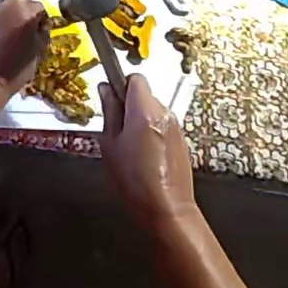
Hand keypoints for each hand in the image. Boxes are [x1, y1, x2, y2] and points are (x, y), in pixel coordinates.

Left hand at [0, 0, 45, 92]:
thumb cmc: (17, 67)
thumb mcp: (38, 50)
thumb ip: (42, 32)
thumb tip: (42, 23)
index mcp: (26, 12)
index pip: (39, 6)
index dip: (41, 17)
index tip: (40, 28)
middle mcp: (8, 6)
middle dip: (26, 6)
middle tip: (26, 22)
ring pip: (5, 2)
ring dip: (11, 10)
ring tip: (12, 27)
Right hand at [100, 74, 196, 227]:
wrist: (167, 209)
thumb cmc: (133, 178)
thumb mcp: (109, 143)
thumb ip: (109, 111)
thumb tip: (106, 89)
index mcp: (143, 111)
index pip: (135, 78)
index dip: (120, 85)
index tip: (111, 99)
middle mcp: (164, 113)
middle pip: (144, 94)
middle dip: (128, 104)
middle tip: (115, 128)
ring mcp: (176, 127)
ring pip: (152, 110)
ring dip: (140, 118)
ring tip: (129, 144)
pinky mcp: (182, 140)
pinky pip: (162, 125)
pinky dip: (151, 131)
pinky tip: (144, 154)